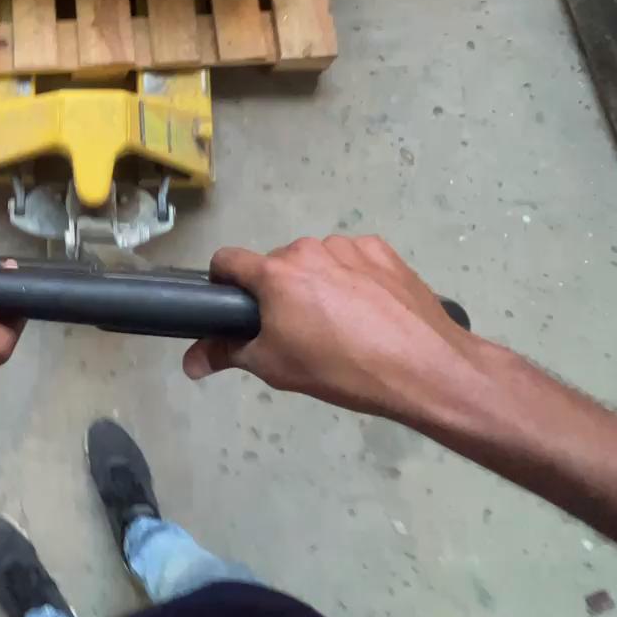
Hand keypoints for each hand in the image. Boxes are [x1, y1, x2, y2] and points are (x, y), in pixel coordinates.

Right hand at [182, 236, 485, 418]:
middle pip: (275, 265)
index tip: (236, 307)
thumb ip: (226, 354)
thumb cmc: (341, 370)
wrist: (427, 370)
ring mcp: (346, 246)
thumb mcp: (276, 368)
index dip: (223, 282)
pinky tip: (369, 308)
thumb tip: (189, 364)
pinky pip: (351, 258)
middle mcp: (305, 249)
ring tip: (341, 322)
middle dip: (277, 290)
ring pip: (314, 261)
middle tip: (296, 328)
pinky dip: (352, 277)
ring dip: (316, 282)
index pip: (226, 259)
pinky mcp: (381, 250)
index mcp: (273, 273)